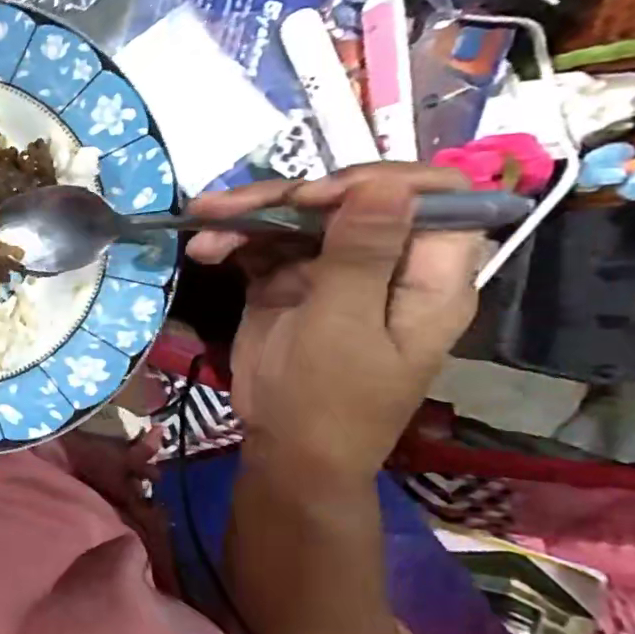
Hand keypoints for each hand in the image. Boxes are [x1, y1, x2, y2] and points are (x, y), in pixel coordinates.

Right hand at [185, 165, 484, 482]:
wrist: (285, 451)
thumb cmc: (329, 398)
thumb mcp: (344, 325)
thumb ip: (364, 253)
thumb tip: (387, 182)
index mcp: (426, 275)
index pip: (432, 198)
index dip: (380, 182)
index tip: (318, 197)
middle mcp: (383, 264)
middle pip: (348, 201)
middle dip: (289, 197)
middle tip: (236, 207)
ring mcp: (332, 273)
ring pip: (297, 220)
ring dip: (249, 217)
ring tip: (202, 221)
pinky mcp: (289, 284)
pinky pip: (264, 248)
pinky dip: (233, 243)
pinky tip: (204, 250)